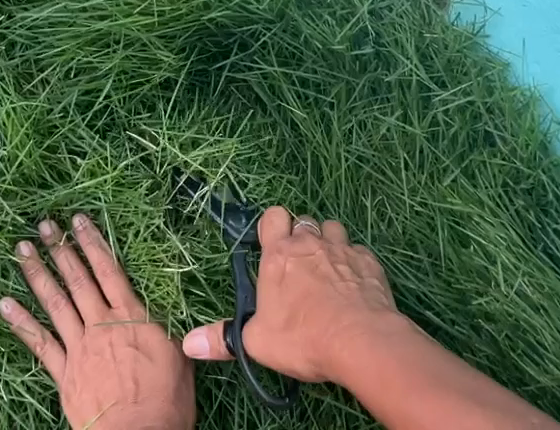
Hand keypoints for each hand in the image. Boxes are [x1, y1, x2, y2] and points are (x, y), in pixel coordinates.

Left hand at [0, 213, 194, 429]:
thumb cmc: (165, 403)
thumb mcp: (178, 358)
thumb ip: (168, 330)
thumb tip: (169, 315)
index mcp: (130, 316)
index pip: (108, 269)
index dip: (92, 242)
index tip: (77, 220)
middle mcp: (100, 324)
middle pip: (77, 279)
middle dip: (60, 249)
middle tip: (44, 225)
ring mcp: (79, 347)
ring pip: (54, 302)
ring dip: (37, 273)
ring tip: (22, 249)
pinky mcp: (64, 373)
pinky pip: (39, 343)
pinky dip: (21, 322)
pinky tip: (5, 304)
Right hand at [181, 205, 415, 383]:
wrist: (362, 342)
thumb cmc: (303, 338)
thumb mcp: (257, 342)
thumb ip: (222, 339)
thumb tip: (189, 343)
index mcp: (279, 254)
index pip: (273, 216)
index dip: (272, 226)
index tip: (272, 245)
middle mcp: (310, 243)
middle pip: (303, 221)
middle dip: (300, 237)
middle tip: (299, 265)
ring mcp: (343, 250)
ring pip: (334, 229)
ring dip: (329, 243)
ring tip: (328, 269)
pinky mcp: (370, 264)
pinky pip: (360, 253)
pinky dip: (356, 263)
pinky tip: (355, 284)